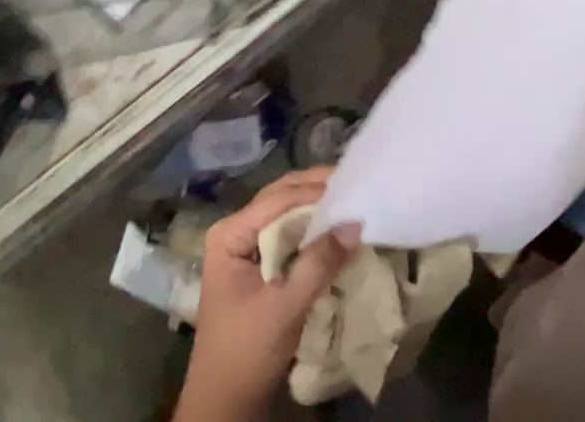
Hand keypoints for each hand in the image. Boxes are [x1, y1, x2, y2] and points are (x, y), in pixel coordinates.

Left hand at [175, 169, 359, 421]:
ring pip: (287, 213)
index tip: (355, 184)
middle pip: (281, 197)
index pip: (279, 199)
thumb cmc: (248, 351)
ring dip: (318, 207)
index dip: (316, 190)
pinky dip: (314, 227)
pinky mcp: (261, 265)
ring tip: (354, 201)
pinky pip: (290, 233)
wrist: (227, 401)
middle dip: (318, 190)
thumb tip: (355, 223)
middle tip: (358, 185)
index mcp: (230, 235)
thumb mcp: (286, 306)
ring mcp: (247, 248)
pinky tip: (338, 228)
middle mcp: (236, 232)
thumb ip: (319, 263)